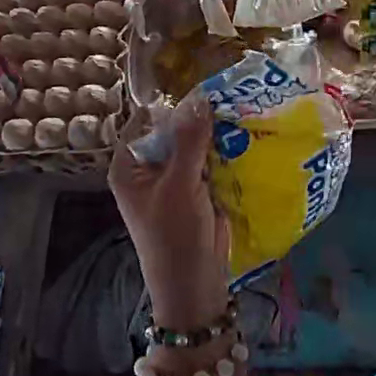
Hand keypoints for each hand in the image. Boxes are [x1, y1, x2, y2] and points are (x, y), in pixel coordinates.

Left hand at [110, 98, 229, 328]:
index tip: (203, 90)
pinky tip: (245, 137)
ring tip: (242, 110)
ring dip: (215, 136)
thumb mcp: (180, 185)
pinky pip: (209, 165)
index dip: (171, 107)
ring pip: (194, 148)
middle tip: (230, 96)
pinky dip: (224, 154)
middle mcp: (148, 171)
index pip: (146, 123)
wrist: (194, 285)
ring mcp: (174, 182)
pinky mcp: (197, 193)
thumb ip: (190, 141)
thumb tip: (200, 99)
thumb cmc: (175, 235)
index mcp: (129, 167)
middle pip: (172, 134)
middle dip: (199, 121)